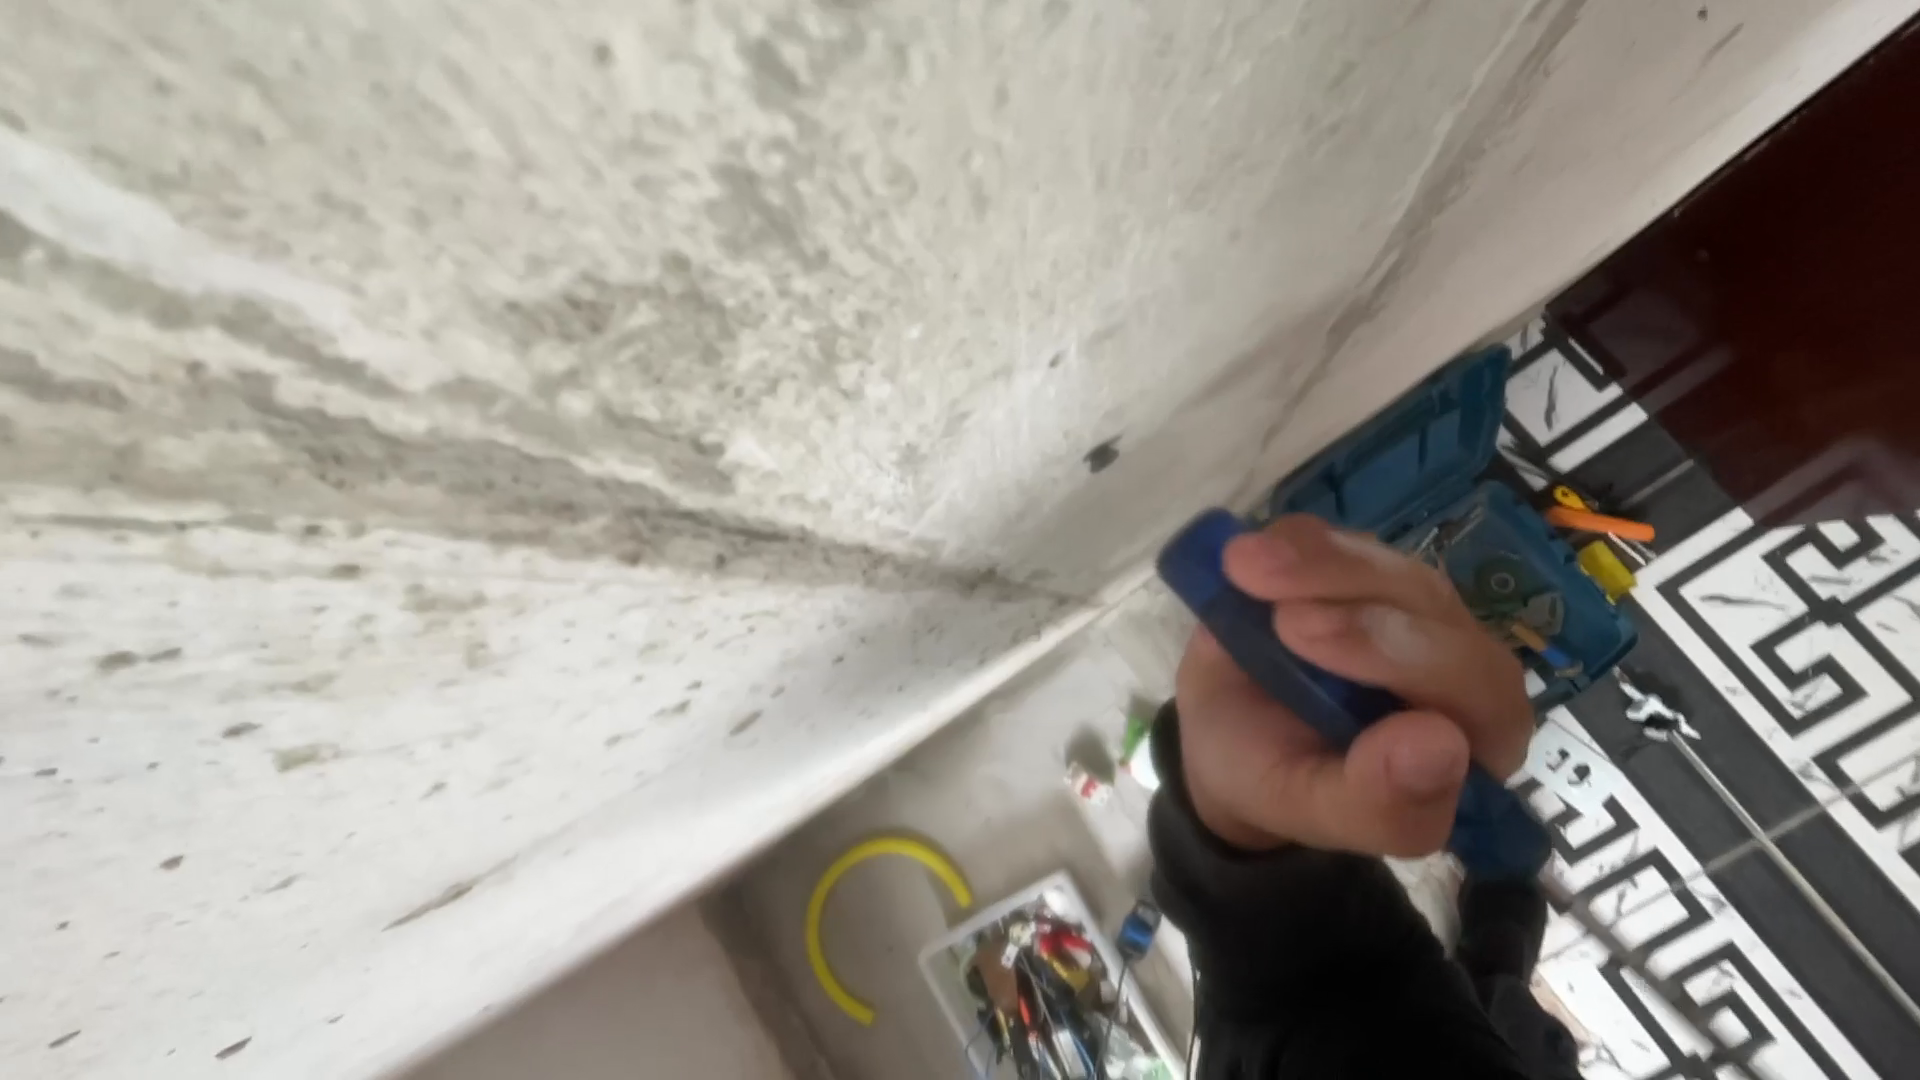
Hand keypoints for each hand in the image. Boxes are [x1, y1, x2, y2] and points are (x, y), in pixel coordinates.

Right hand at [1174, 515, 1533, 856]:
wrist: (1223, 737)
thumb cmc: (1271, 778)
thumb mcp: (1306, 808)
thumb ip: (1379, 803)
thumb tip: (1440, 745)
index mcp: (1471, 733)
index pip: (1472, 684)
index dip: (1398, 654)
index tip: (1306, 636)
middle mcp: (1454, 659)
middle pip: (1427, 607)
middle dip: (1348, 597)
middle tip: (1276, 607)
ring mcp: (1403, 605)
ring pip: (1382, 563)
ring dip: (1316, 559)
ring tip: (1242, 565)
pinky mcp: (1353, 569)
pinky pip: (1336, 540)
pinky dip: (1292, 541)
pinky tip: (1245, 556)